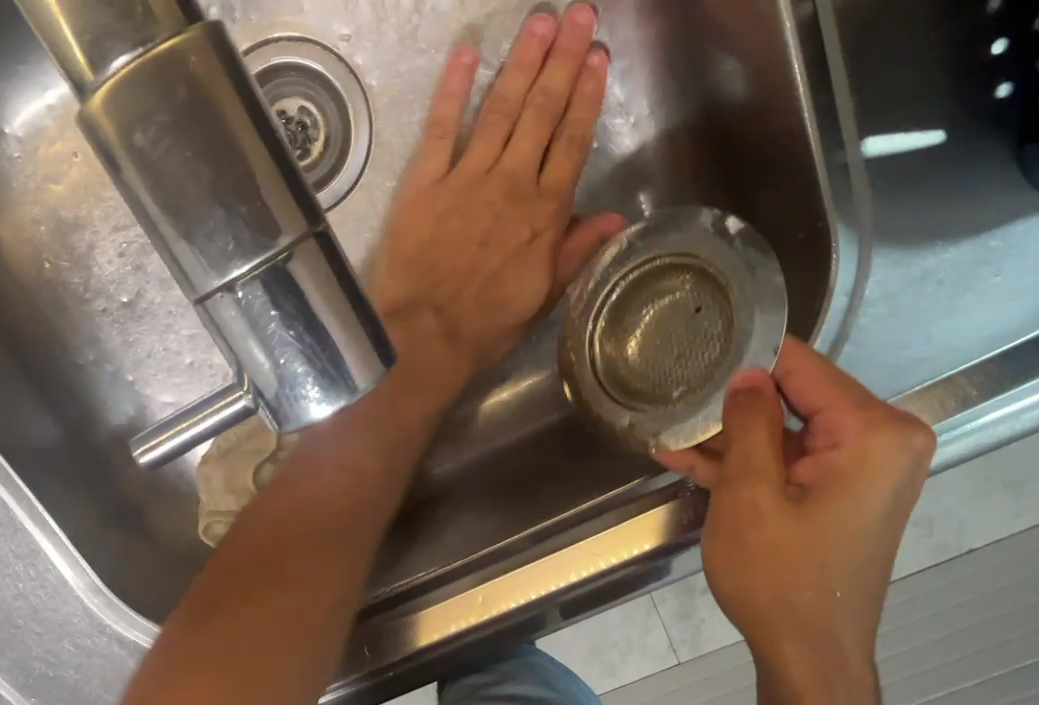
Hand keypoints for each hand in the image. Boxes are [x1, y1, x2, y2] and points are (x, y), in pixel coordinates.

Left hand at [371, 5, 626, 391]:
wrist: (426, 337)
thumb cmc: (486, 327)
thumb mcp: (543, 298)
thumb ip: (575, 253)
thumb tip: (614, 218)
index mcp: (545, 214)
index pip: (573, 142)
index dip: (587, 97)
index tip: (599, 58)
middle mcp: (511, 184)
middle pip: (542, 113)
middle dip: (563, 61)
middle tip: (579, 15)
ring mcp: (467, 179)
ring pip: (500, 109)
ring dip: (522, 62)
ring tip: (540, 22)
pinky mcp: (425, 184)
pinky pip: (442, 128)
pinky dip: (453, 89)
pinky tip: (467, 53)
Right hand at [655, 340, 936, 669]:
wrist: (810, 654)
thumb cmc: (779, 577)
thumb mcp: (748, 495)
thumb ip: (748, 424)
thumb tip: (744, 375)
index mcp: (874, 432)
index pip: (803, 367)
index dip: (745, 359)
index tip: (694, 353)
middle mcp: (886, 440)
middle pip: (800, 396)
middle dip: (736, 402)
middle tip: (675, 394)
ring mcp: (870, 469)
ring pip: (792, 431)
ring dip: (735, 436)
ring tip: (671, 430)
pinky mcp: (850, 493)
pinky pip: (797, 461)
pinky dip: (754, 463)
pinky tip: (695, 460)